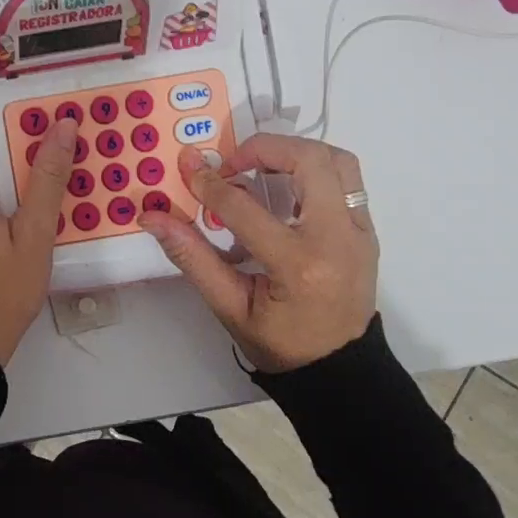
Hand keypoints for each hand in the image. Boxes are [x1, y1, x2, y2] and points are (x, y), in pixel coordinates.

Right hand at [138, 134, 377, 372]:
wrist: (340, 369)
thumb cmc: (279, 343)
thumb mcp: (228, 306)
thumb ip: (191, 257)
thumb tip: (151, 217)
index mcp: (298, 265)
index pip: (245, 207)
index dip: (209, 184)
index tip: (187, 168)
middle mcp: (337, 239)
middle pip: (309, 162)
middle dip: (263, 148)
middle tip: (231, 163)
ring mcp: (360, 232)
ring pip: (337, 160)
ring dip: (294, 152)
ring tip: (260, 167)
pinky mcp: (366, 230)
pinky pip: (346, 180)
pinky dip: (312, 170)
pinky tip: (283, 188)